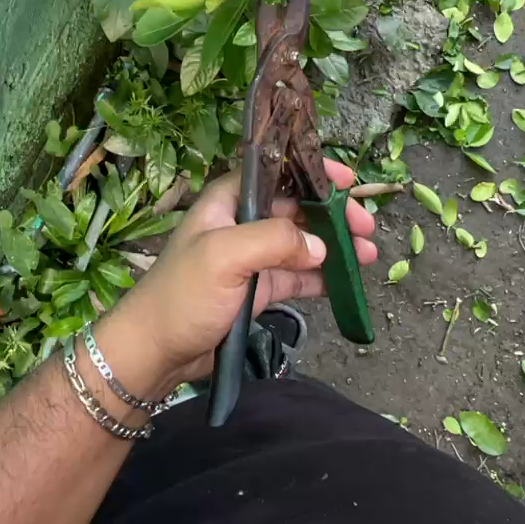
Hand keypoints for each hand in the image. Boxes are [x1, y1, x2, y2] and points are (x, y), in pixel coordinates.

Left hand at [97, 159, 377, 392]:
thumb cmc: (182, 295)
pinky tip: (347, 280)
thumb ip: (273, 241)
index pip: (276, 172)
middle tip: (366, 226)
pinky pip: (299, 276)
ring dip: (336, 245)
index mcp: (229, 201)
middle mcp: (243, 222)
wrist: (156, 352)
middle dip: (334, 212)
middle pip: (297, 207)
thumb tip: (319, 245)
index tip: (347, 181)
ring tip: (368, 254)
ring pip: (303, 242)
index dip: (313, 171)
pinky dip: (324, 276)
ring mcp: (253, 258)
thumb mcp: (224, 256)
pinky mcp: (259, 289)